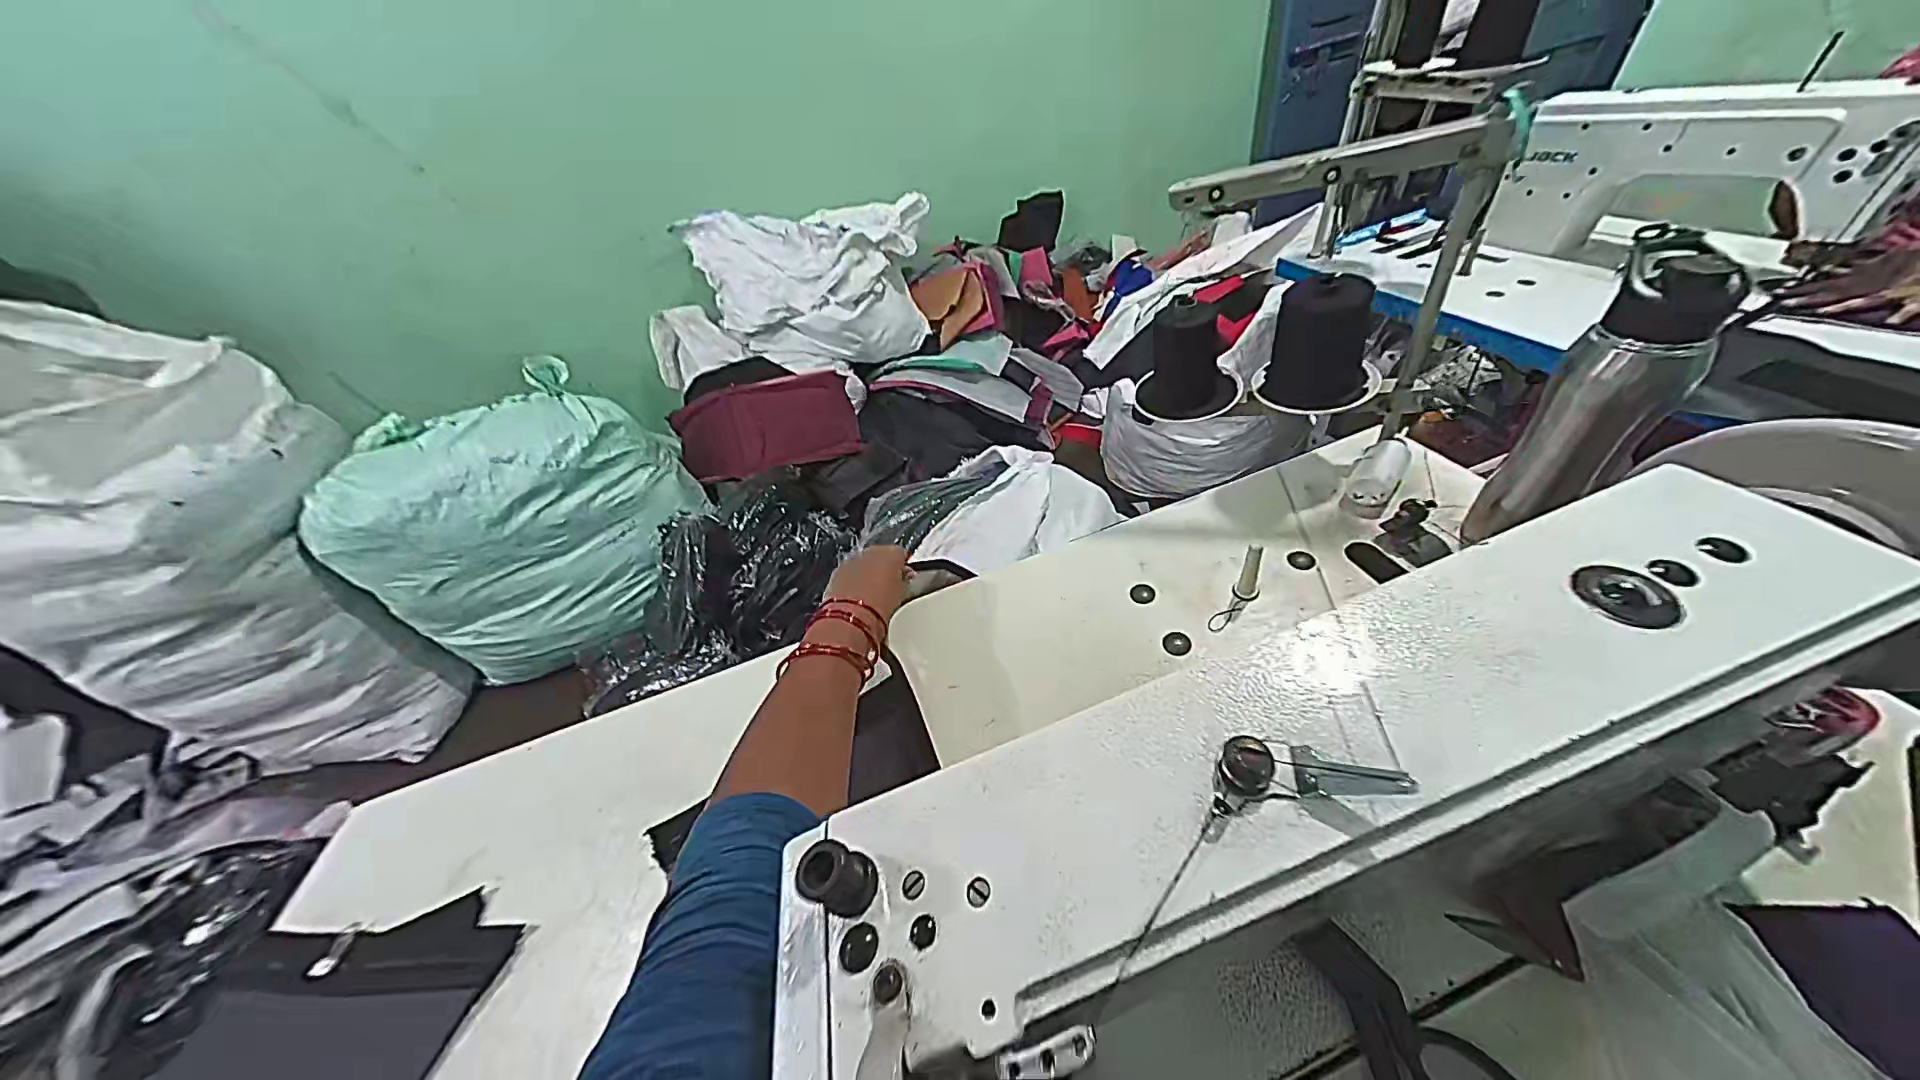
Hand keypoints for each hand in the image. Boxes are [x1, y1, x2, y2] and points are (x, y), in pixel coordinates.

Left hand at [823, 545, 911, 622]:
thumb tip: (904, 580)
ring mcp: (852, 561)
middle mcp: (870, 552)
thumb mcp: (902, 594)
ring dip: (867, 573)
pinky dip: (854, 580)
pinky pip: (850, 572)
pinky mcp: (837, 572)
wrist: (852, 617)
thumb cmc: (880, 606)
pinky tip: (858, 596)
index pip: (901, 554)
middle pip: (881, 555)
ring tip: (872, 594)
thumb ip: (905, 581)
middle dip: (884, 568)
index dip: (903, 567)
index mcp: (891, 553)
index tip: (905, 578)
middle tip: (889, 587)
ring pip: (864, 563)